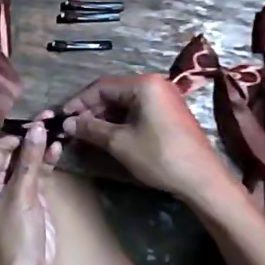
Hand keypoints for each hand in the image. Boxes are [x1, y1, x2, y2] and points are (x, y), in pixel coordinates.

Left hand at [0, 123, 58, 264]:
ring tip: (58, 129)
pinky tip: (57, 149)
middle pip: (14, 152)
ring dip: (41, 147)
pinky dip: (46, 161)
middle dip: (31, 137)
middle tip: (51, 118)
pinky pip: (37, 173)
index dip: (18, 134)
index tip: (38, 121)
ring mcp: (13, 189)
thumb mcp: (22, 193)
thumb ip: (30, 159)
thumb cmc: (16, 232)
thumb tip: (37, 128)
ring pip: (27, 161)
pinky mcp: (30, 197)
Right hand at [57, 74, 235, 205]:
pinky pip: (137, 110)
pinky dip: (120, 121)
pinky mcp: (168, 113)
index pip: (101, 87)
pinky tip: (107, 135)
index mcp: (143, 85)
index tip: (62, 117)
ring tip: (85, 134)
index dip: (79, 102)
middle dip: (90, 110)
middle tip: (72, 128)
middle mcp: (154, 85)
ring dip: (104, 117)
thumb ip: (91, 128)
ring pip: (124, 103)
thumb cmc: (159, 156)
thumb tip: (67, 123)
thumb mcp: (120, 142)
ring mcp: (164, 98)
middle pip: (113, 93)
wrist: (202, 179)